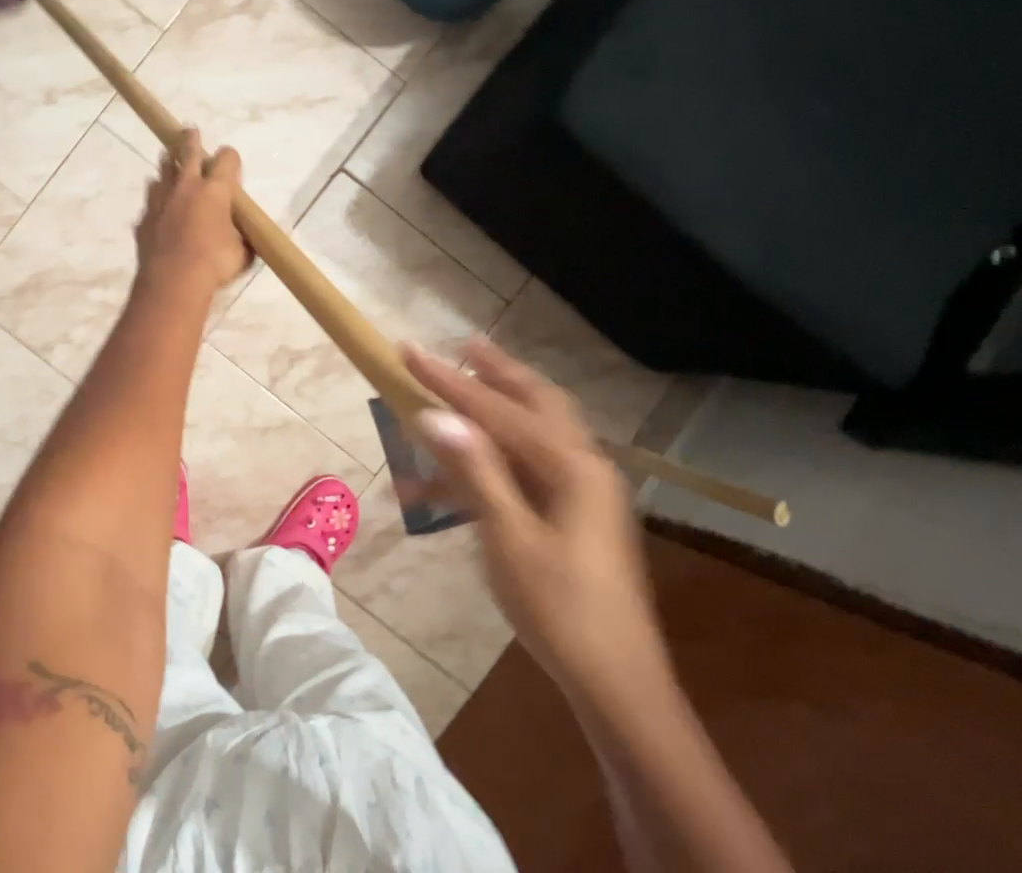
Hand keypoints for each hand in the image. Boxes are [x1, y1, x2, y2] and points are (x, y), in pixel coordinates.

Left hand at [134, 130, 250, 294]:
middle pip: (187, 153)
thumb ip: (243, 239)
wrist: (173, 279)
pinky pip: (150, 203)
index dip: (230, 158)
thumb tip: (248, 239)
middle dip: (191, 141)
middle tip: (190, 131)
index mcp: (215, 190)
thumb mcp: (242, 253)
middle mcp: (186, 187)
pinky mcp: (145, 219)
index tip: (231, 162)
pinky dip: (156, 202)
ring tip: (169, 164)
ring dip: (168, 168)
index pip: (227, 159)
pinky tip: (158, 209)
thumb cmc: (215, 263)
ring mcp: (161, 201)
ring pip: (162, 173)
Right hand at [404, 341, 671, 707]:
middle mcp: (584, 467)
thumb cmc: (558, 607)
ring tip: (465, 384)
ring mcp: (584, 492)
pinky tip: (462, 469)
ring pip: (537, 432)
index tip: (409, 351)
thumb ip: (475, 471)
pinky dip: (497, 457)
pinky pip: (532, 468)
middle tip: (463, 346)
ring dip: (498, 408)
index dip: (449, 381)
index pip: (498, 409)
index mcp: (571, 467)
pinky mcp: (576, 516)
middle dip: (496, 373)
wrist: (613, 675)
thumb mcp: (507, 537)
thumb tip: (436, 415)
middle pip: (536, 403)